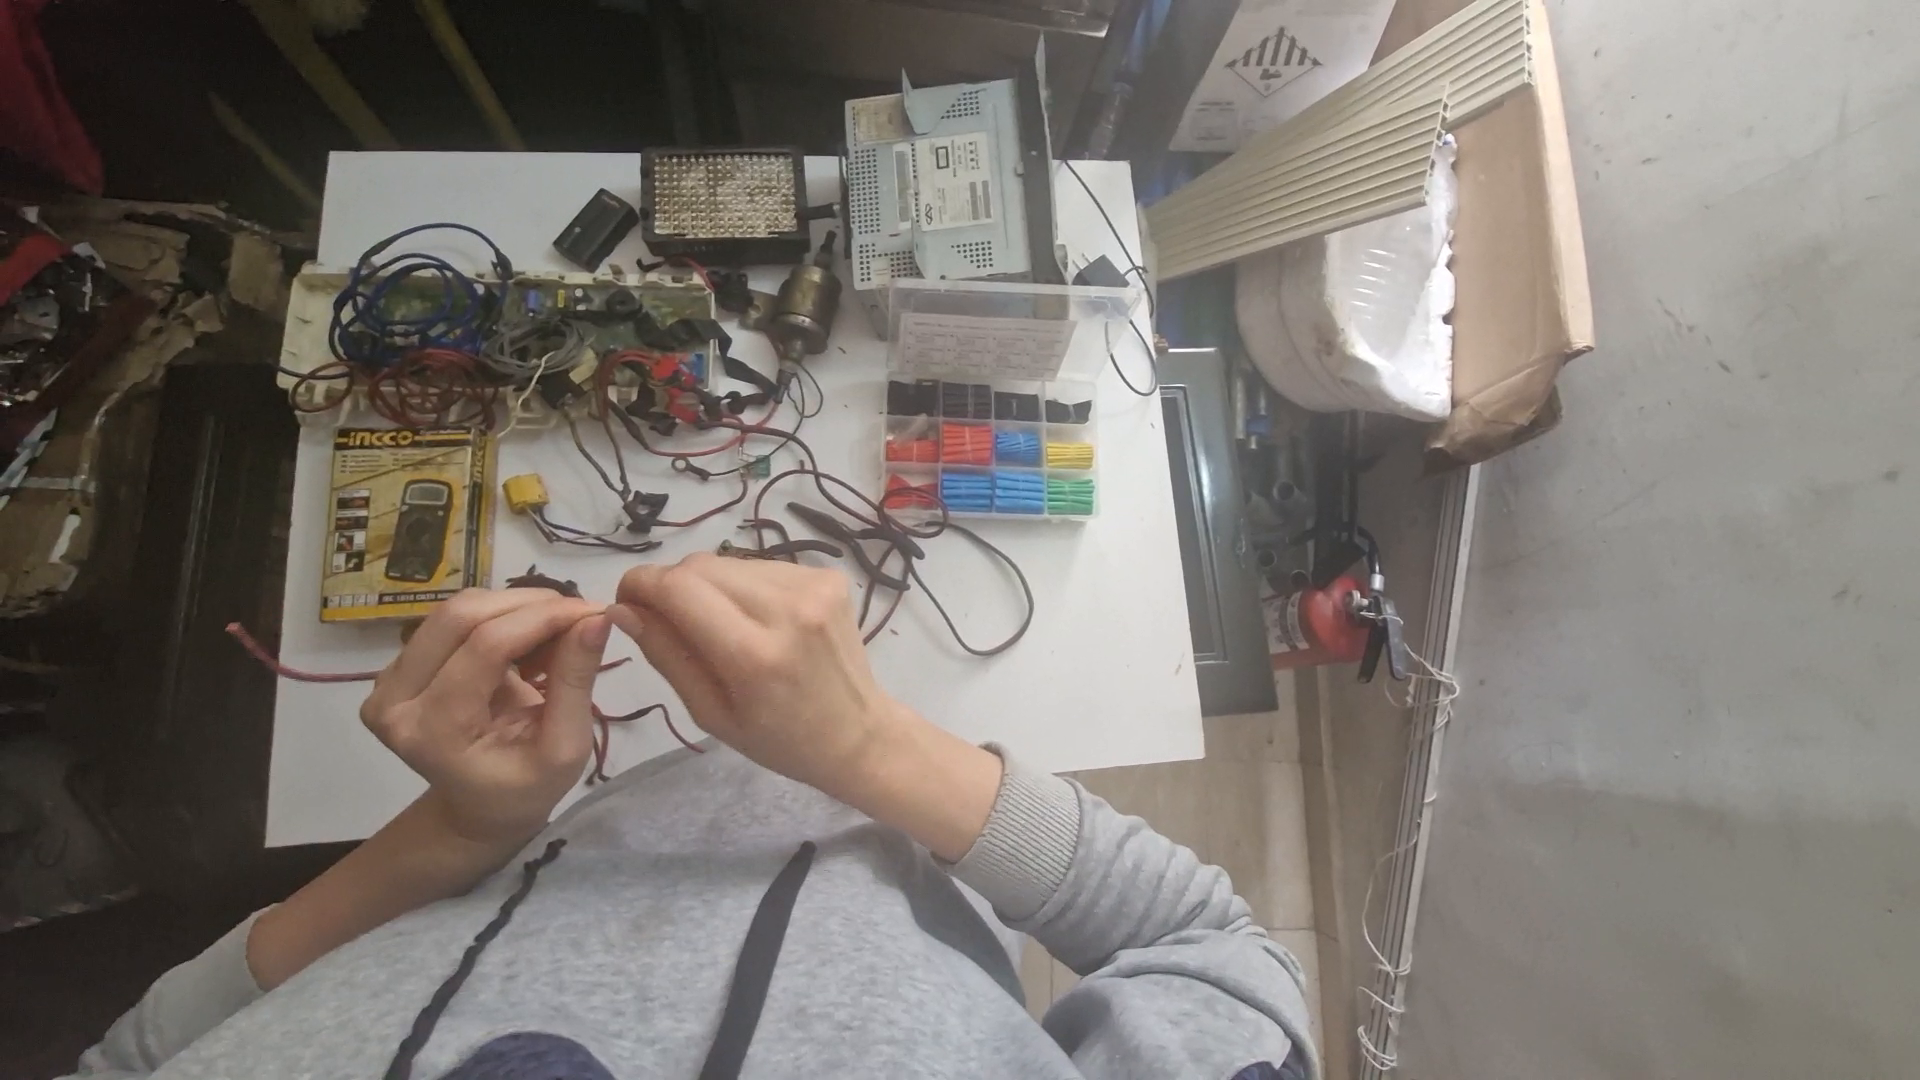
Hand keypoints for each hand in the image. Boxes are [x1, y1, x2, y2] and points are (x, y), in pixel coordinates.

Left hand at [359, 588, 609, 843]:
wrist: (480, 806)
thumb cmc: (528, 786)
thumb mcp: (567, 746)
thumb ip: (576, 681)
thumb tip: (596, 619)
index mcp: (434, 730)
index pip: (487, 646)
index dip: (544, 618)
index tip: (595, 612)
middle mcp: (395, 701)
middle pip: (462, 616)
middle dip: (531, 604)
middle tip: (580, 617)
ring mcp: (387, 682)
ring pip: (457, 609)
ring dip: (518, 607)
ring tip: (557, 634)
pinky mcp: (398, 668)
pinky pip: (453, 620)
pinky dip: (503, 617)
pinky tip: (530, 642)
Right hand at [609, 554, 907, 798]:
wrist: (858, 732)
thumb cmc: (780, 739)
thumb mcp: (712, 714)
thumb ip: (667, 655)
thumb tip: (623, 609)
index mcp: (755, 654)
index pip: (678, 588)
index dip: (640, 585)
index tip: (628, 602)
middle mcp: (789, 608)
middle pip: (701, 566)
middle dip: (672, 585)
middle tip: (670, 619)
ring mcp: (815, 586)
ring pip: (731, 561)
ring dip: (712, 586)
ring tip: (724, 626)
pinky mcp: (831, 576)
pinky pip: (764, 565)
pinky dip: (748, 586)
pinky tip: (761, 619)